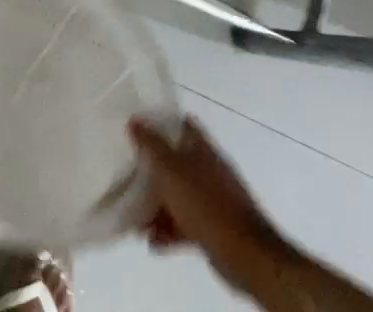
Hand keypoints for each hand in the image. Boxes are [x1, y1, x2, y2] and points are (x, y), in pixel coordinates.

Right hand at [127, 117, 279, 284]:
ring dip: (158, 205)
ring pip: (180, 196)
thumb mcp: (170, 169)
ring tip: (135, 217)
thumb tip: (135, 120)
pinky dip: (170, 231)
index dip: (161, 123)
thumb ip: (151, 144)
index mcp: (203, 151)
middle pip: (177, 163)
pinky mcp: (215, 228)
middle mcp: (211, 172)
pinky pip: (186, 224)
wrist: (243, 253)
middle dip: (153, 170)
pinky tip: (153, 242)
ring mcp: (214, 201)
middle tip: (129, 173)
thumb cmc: (204, 203)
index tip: (138, 126)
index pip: (183, 126)